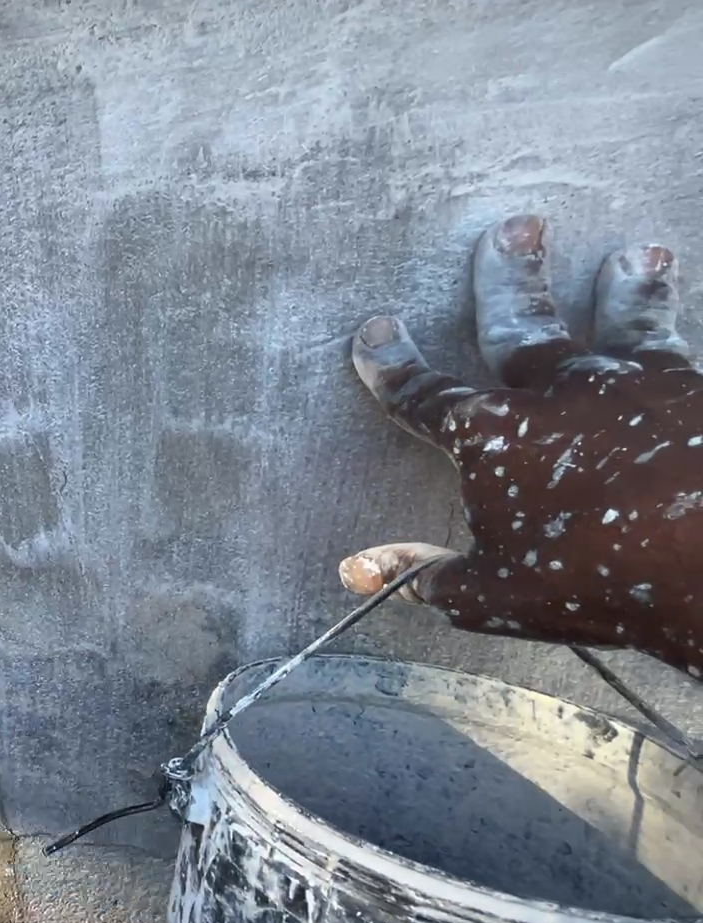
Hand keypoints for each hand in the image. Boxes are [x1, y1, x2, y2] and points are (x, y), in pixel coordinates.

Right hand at [343, 214, 702, 677]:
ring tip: (638, 254)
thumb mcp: (490, 593)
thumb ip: (422, 574)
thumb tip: (353, 570)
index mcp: (493, 437)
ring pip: (630, 328)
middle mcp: (565, 396)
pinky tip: (698, 330)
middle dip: (511, 279)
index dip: (392, 364)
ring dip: (628, 291)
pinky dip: (696, 342)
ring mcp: (653, 390)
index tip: (376, 329)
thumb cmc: (598, 579)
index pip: (423, 394)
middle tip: (515, 228)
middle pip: (525, 328)